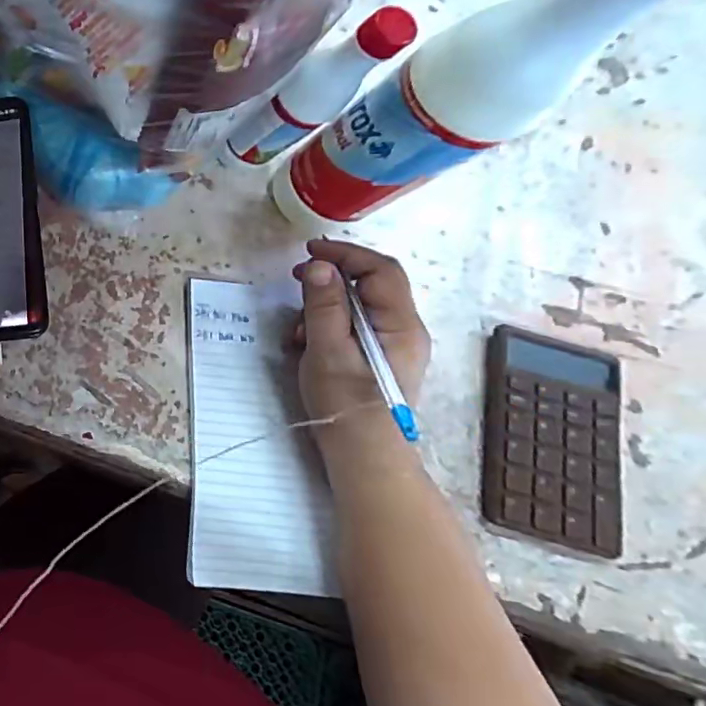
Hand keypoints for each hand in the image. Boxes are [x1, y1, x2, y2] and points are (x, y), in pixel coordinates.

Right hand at [292, 239, 430, 438]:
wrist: (365, 454)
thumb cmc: (346, 401)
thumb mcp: (327, 350)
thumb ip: (325, 306)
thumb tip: (321, 267)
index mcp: (400, 324)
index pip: (380, 270)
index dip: (345, 254)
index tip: (310, 251)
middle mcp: (406, 330)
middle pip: (374, 284)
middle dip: (334, 276)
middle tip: (299, 277)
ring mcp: (396, 345)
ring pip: (363, 305)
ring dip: (328, 303)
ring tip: (298, 324)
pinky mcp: (381, 359)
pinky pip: (359, 325)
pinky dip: (332, 322)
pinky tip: (309, 341)